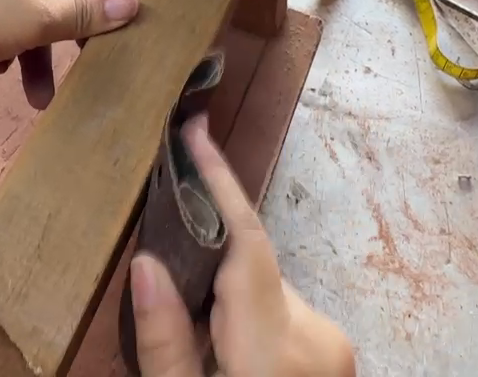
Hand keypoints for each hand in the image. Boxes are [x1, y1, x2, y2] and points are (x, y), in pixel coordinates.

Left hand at [0, 0, 139, 105]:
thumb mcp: (36, 17)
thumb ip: (85, 13)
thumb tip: (135, 2)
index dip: (109, 14)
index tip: (121, 54)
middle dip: (67, 45)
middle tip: (80, 85)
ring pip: (27, 14)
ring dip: (34, 54)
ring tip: (32, 99)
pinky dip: (2, 44)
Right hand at [132, 116, 354, 376]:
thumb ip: (166, 343)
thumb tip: (145, 261)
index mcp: (278, 341)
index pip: (245, 234)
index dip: (218, 176)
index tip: (195, 127)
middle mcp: (316, 328)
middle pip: (248, 261)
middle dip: (204, 250)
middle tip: (157, 260)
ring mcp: (331, 341)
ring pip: (260, 285)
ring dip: (223, 291)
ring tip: (187, 326)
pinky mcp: (332, 351)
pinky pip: (277, 309)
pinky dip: (244, 313)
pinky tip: (218, 343)